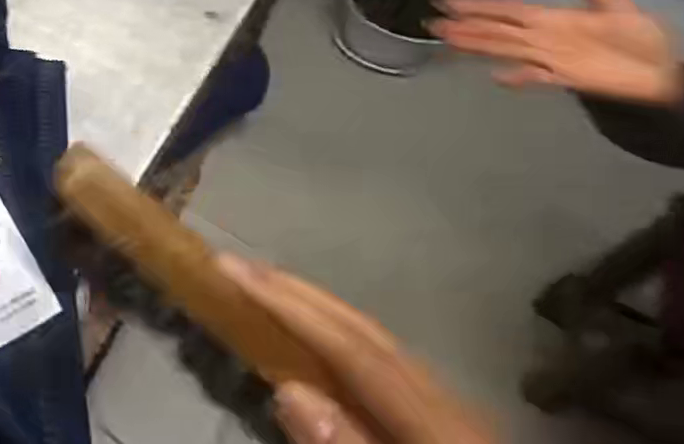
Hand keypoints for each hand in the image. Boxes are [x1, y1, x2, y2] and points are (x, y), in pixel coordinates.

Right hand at [220, 256, 491, 443]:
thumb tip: (290, 390)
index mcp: (439, 421)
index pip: (352, 349)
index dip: (290, 305)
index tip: (232, 269)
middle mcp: (445, 399)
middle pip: (364, 331)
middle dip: (298, 292)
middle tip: (237, 264)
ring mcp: (450, 406)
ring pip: (375, 338)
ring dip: (316, 306)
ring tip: (264, 283)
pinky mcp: (446, 419)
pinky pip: (382, 358)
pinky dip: (338, 332)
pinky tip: (313, 332)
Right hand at [431, 0, 683, 106]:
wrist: (668, 76)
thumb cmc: (643, 40)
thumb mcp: (618, 6)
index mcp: (549, 18)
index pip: (505, 10)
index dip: (477, 6)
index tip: (446, 0)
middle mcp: (542, 37)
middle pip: (495, 30)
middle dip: (463, 26)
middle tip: (430, 23)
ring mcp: (550, 58)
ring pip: (504, 49)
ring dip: (476, 45)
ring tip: (446, 40)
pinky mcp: (565, 79)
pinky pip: (535, 77)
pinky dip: (517, 77)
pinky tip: (497, 77)